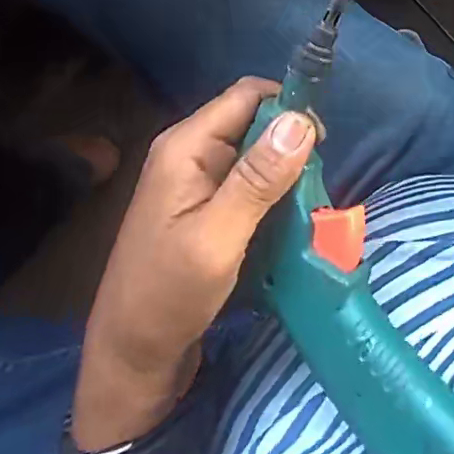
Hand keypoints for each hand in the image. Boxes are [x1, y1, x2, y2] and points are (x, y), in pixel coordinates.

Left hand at [72, 78, 317, 449]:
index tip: (321, 143)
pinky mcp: (208, 204)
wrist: (132, 359)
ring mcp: (197, 179)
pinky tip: (289, 216)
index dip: (288, 106)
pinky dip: (276, 190)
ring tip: (307, 202)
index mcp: (185, 146)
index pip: (247, 95)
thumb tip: (302, 121)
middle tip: (315, 181)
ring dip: (287, 169)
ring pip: (258, 151)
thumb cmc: (168, 296)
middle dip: (291, 141)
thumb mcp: (217, 237)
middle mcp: (191, 152)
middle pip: (255, 120)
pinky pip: (252, 178)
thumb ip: (258, 178)